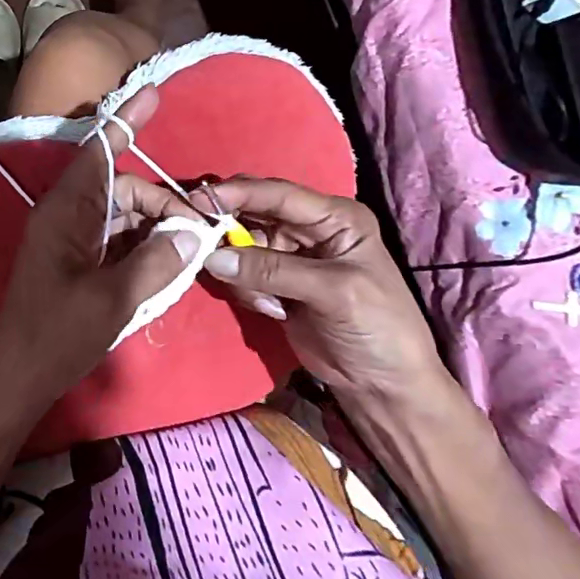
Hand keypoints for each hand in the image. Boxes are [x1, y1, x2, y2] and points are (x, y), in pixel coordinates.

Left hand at [0, 88, 200, 417]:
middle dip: (160, 201)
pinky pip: (113, 239)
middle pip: (121, 187)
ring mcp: (68, 240)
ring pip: (120, 215)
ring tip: (187, 250)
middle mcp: (64, 216)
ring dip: (154, 226)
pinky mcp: (73, 262)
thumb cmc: (57, 336)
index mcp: (65, 212)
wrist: (16, 379)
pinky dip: (141, 245)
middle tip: (199, 232)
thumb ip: (157, 262)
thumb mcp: (114, 300)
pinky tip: (166, 263)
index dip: (126, 121)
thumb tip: (191, 232)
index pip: (99, 151)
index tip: (152, 91)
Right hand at [190, 177, 447, 401]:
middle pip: (253, 213)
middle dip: (229, 230)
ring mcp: (291, 256)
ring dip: (241, 272)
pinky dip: (246, 290)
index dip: (237, 193)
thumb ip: (274, 270)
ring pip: (241, 245)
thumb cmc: (377, 328)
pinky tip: (273, 311)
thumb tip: (213, 258)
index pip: (278, 194)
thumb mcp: (334, 292)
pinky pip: (242, 274)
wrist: (383, 384)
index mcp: (335, 217)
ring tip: (269, 304)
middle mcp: (310, 229)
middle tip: (202, 246)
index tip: (196, 200)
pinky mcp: (276, 283)